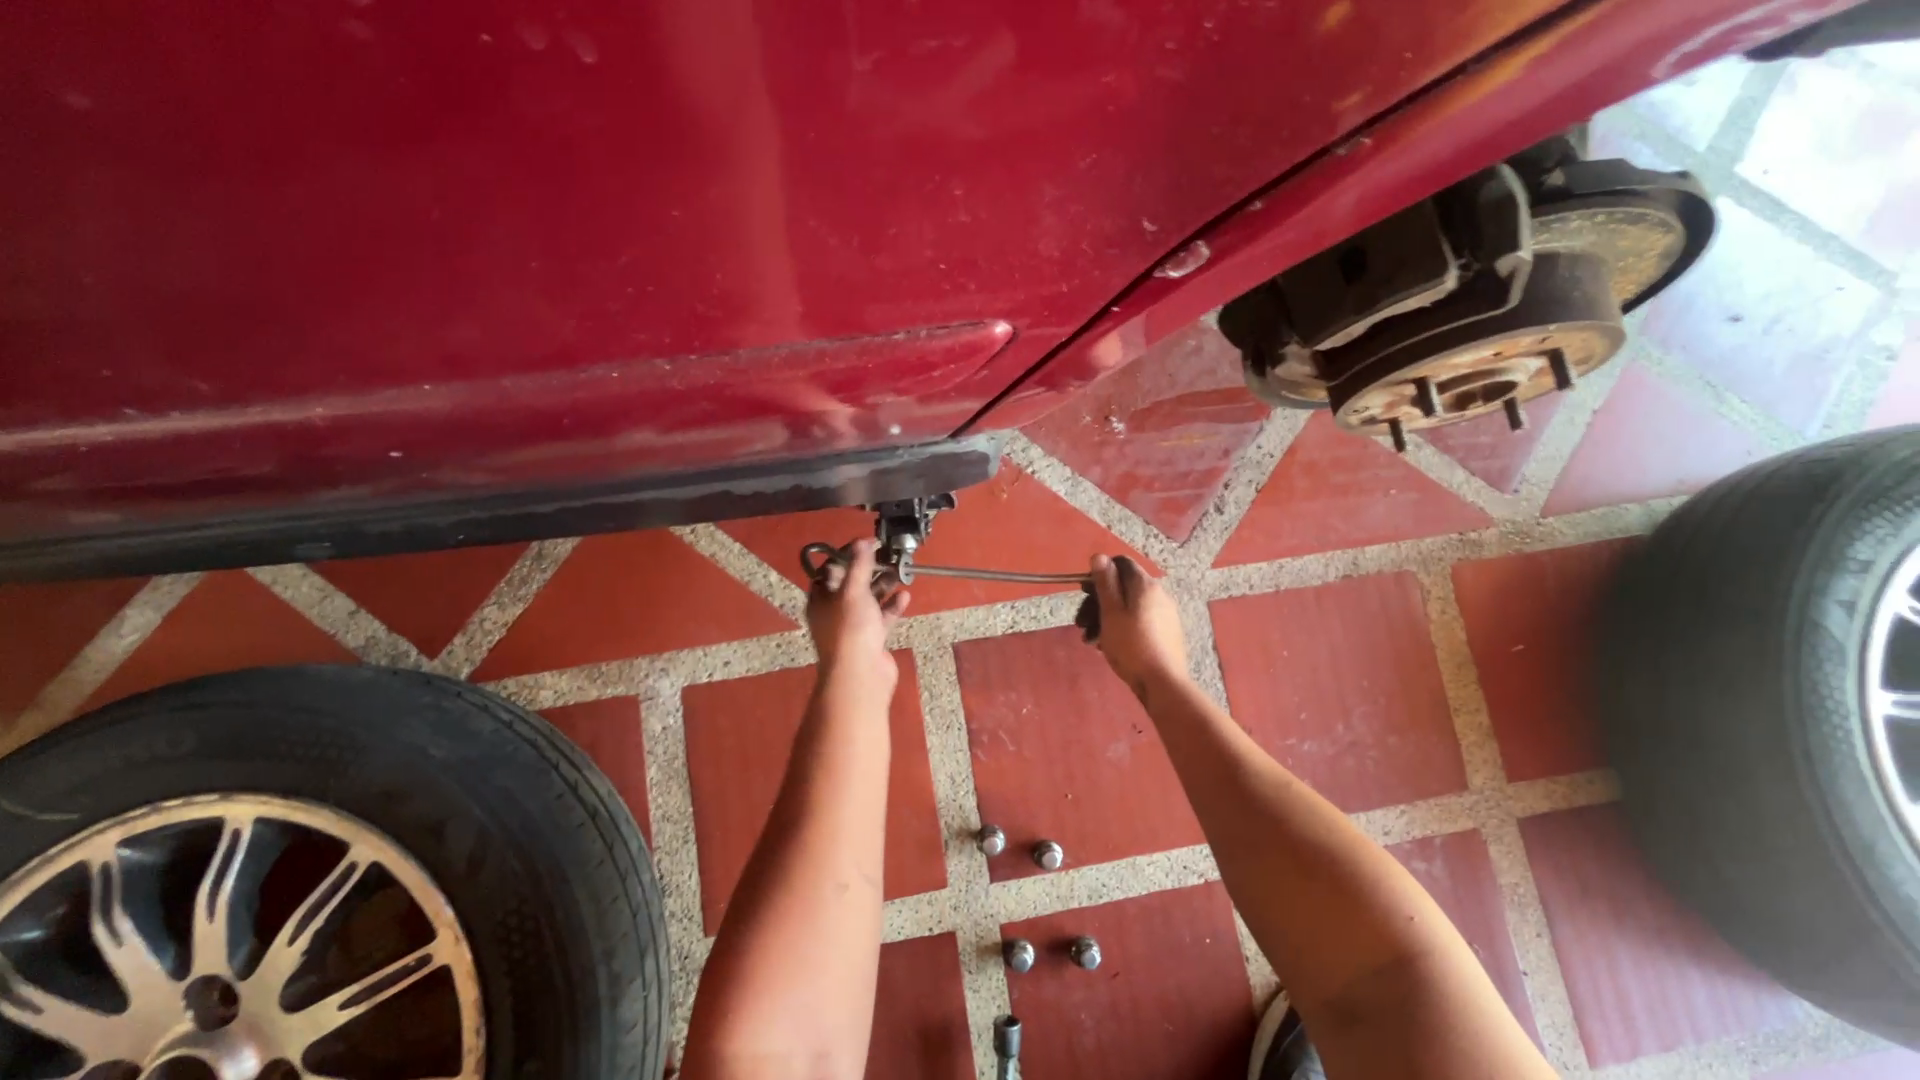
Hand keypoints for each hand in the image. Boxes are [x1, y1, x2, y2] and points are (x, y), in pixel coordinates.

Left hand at [807, 539, 909, 684]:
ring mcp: (853, 626)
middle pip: (851, 584)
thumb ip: (858, 565)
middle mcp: (834, 611)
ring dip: (883, 585)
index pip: (830, 569)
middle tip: (888, 556)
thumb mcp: (852, 590)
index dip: (847, 554)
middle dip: (869, 569)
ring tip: (900, 571)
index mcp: (821, 599)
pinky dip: (893, 606)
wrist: (861, 674)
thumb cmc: (851, 628)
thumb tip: (862, 541)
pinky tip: (906, 595)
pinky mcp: (871, 638)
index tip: (867, 543)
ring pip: (869, 600)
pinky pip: (882, 617)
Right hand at [1088, 554, 1186, 698]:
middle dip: (1098, 602)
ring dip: (1106, 618)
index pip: (1120, 563)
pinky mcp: (1166, 632)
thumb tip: (1099, 556)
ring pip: (1129, 607)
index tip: (1084, 593)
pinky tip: (1109, 646)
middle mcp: (1158, 594)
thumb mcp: (1111, 613)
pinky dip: (1122, 628)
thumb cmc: (1131, 645)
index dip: (1100, 574)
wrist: (1163, 682)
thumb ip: (1105, 583)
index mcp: (1145, 585)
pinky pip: (1139, 621)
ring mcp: (1165, 614)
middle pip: (1123, 587)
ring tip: (1092, 640)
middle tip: (1081, 623)